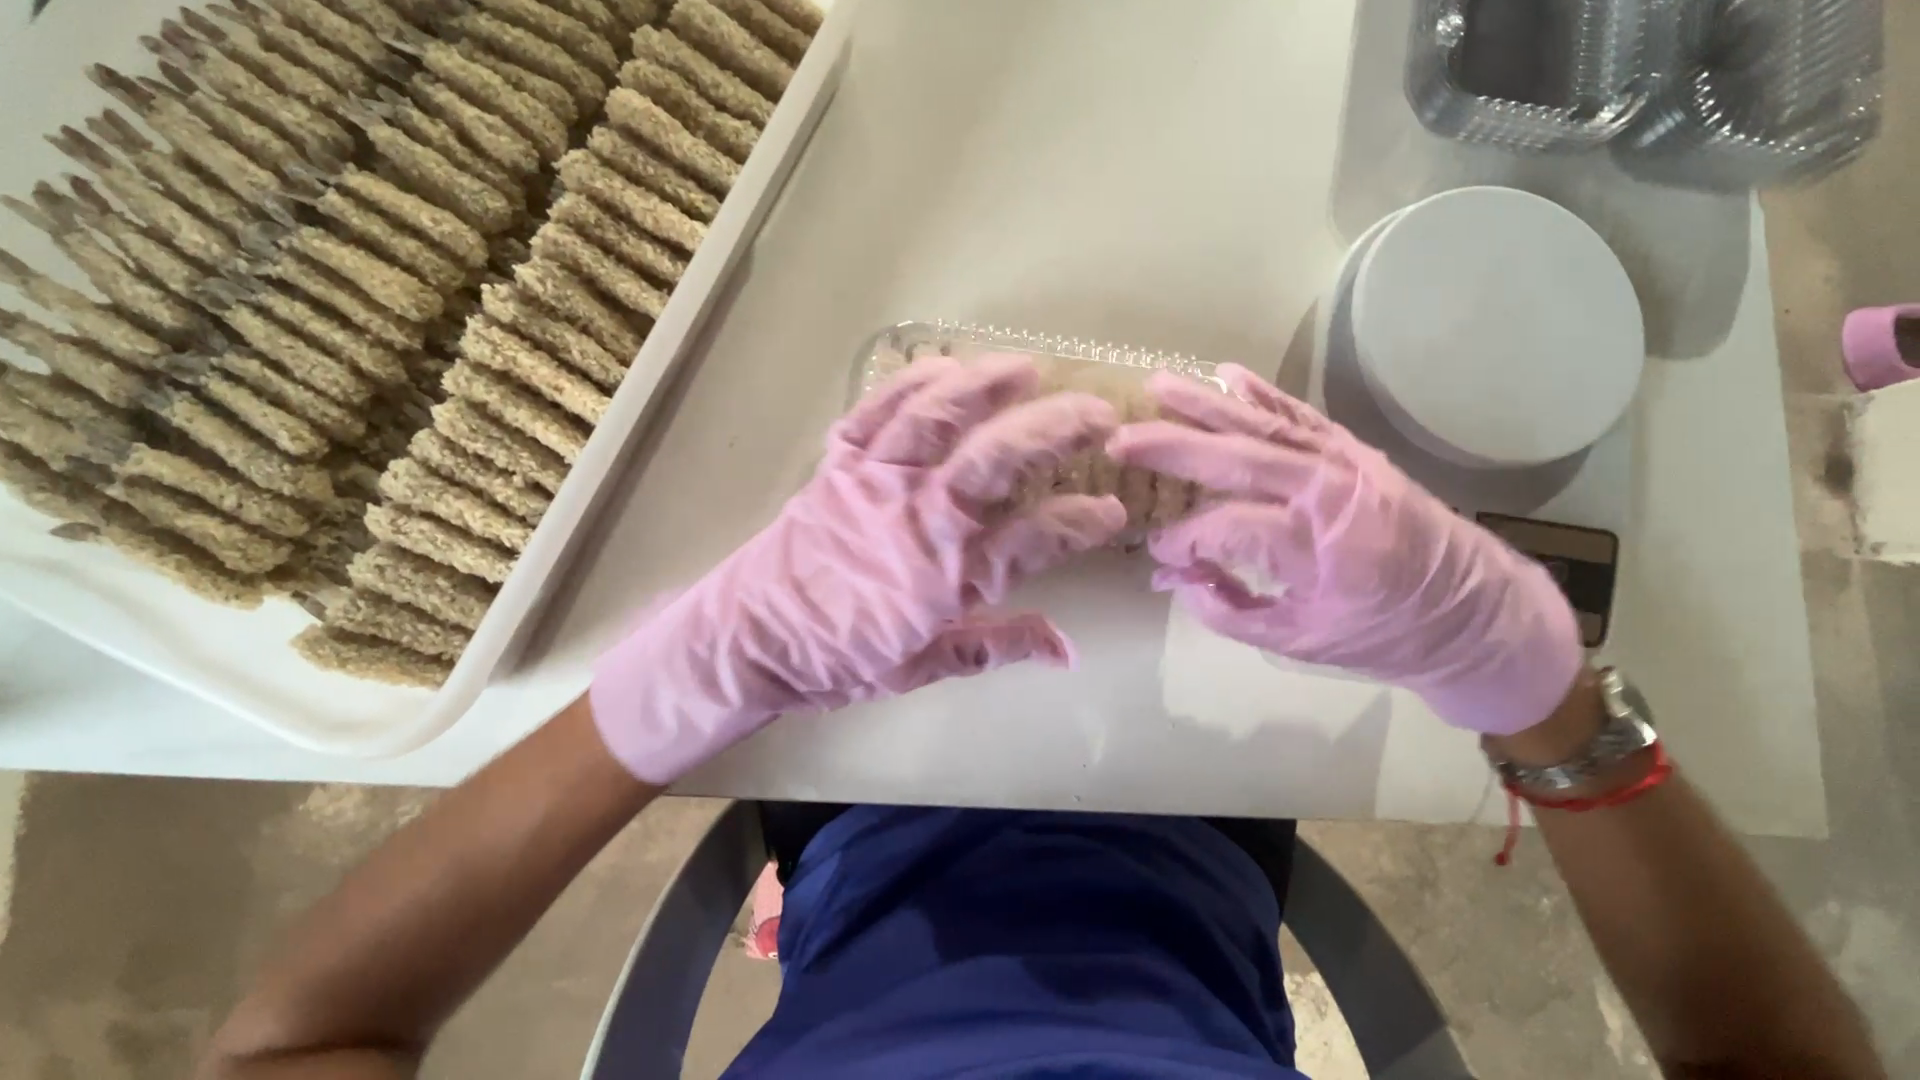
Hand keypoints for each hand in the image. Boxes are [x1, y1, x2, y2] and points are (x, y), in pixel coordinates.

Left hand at [590, 355, 1126, 781]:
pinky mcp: (838, 465)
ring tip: (1028, 366)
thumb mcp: (920, 669)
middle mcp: (918, 521)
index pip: (1034, 541)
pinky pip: (876, 414)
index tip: (1113, 510)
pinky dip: (909, 384)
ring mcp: (875, 484)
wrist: (747, 640)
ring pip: (937, 420)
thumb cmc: (836, 661)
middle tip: (1096, 412)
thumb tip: (1068, 651)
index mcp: (946, 579)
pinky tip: (944, 367)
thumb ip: (997, 649)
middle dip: (1053, 429)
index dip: (1081, 523)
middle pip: (995, 461)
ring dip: (985, 387)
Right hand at [1106, 363, 1582, 734]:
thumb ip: (1227, 609)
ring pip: (1265, 425)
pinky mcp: (1356, 452)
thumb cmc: (1385, 636)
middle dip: (1174, 447)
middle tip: (1119, 439)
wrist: (1476, 616)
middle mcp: (1332, 490)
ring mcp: (1348, 463)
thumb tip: (1171, 578)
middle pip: (1240, 457)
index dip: (1181, 541)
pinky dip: (1264, 395)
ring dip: (1207, 405)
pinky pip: (1302, 417)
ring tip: (1157, 384)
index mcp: (1320, 545)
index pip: (1225, 527)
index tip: (1156, 556)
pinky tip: (1228, 375)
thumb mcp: (1299, 641)